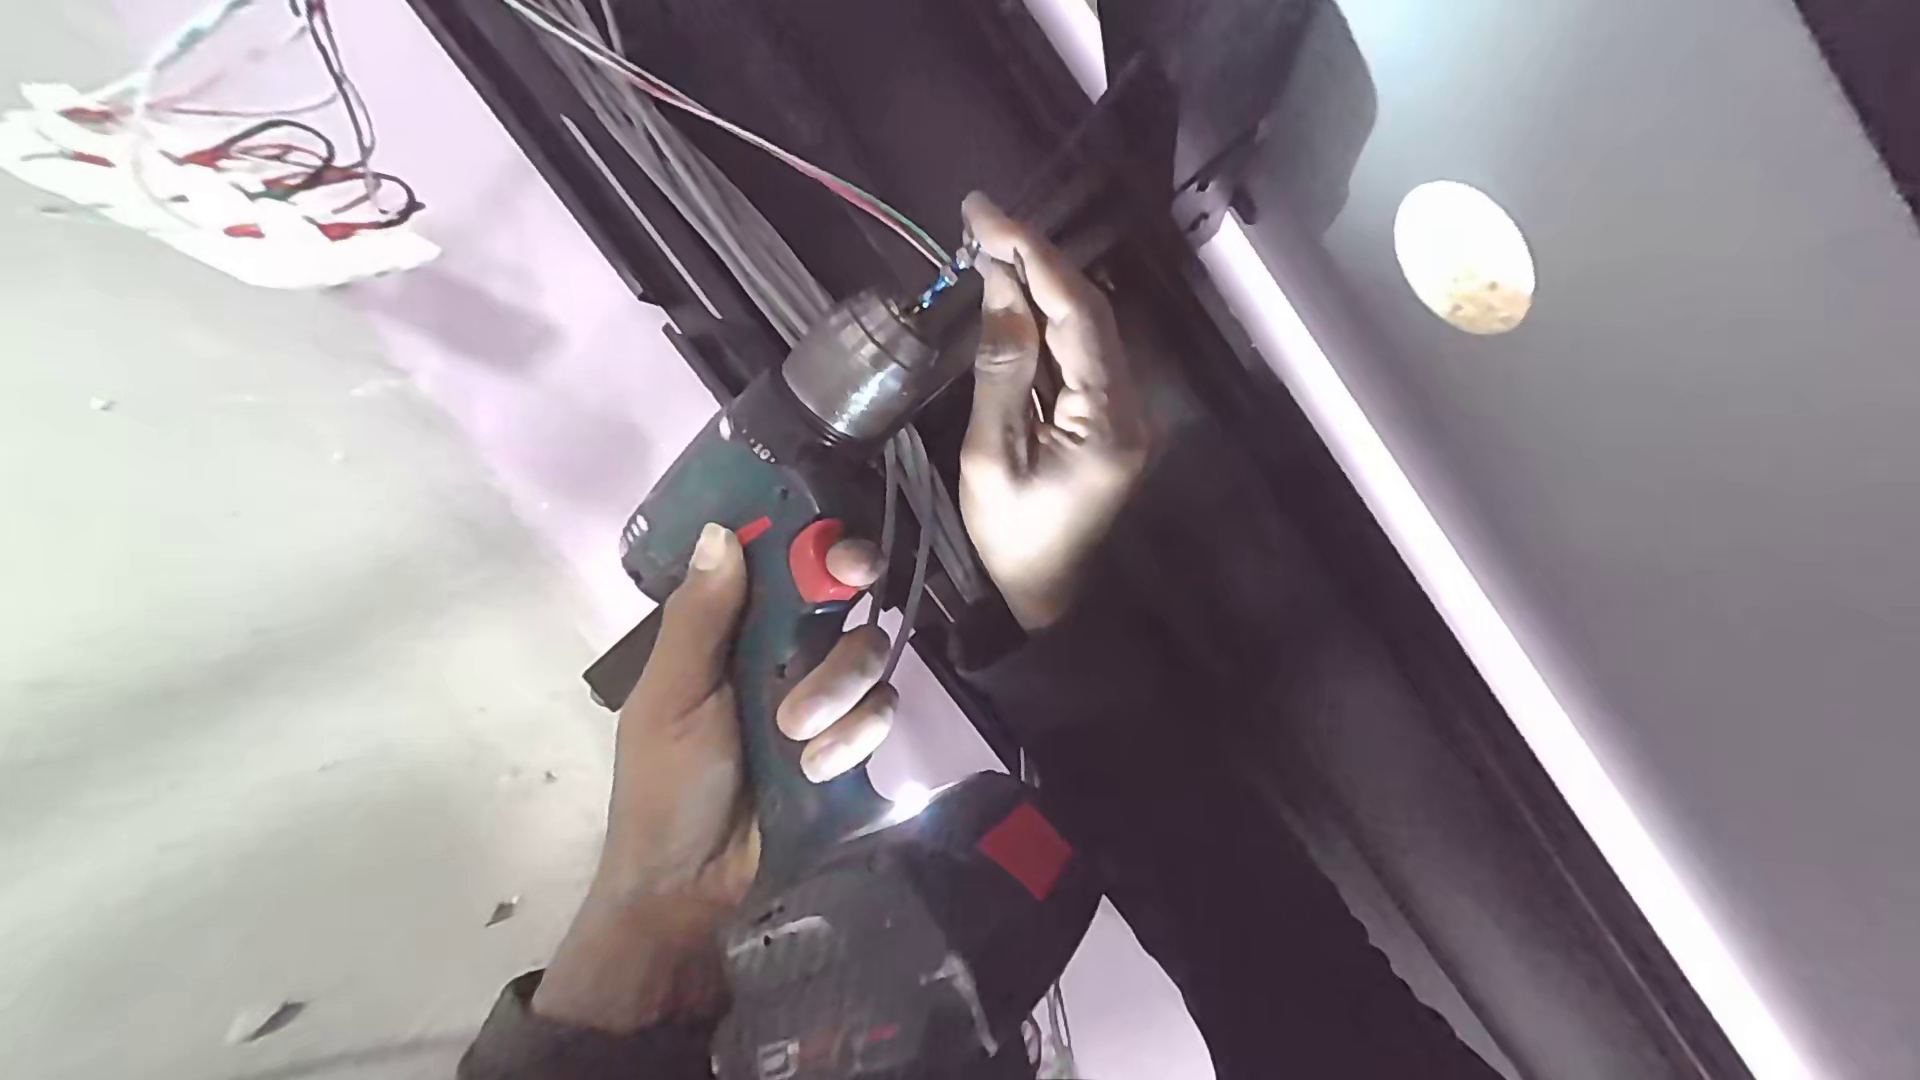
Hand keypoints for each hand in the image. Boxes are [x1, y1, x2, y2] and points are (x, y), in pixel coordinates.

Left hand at [533, 523, 894, 1030]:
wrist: (694, 887)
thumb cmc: (666, 784)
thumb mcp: (670, 698)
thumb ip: (700, 618)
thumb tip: (720, 531)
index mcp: (740, 629)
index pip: (792, 566)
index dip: (823, 549)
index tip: (844, 558)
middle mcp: (791, 649)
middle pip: (850, 602)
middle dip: (848, 610)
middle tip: (848, 628)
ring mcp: (827, 692)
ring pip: (870, 653)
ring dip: (840, 688)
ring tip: (796, 732)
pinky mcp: (852, 736)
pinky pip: (880, 710)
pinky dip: (855, 734)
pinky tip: (818, 766)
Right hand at [959, 193, 1151, 630]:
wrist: (1047, 590)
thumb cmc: (1011, 537)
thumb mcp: (990, 457)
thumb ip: (1001, 370)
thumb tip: (1001, 289)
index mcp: (1107, 419)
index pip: (1077, 312)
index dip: (1032, 255)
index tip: (983, 214)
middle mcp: (1133, 406)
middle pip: (1090, 311)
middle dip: (1036, 261)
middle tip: (981, 225)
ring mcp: (1127, 412)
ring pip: (1089, 328)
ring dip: (1041, 287)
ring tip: (990, 252)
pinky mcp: (1113, 418)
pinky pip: (1082, 356)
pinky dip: (1048, 324)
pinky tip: (1015, 302)